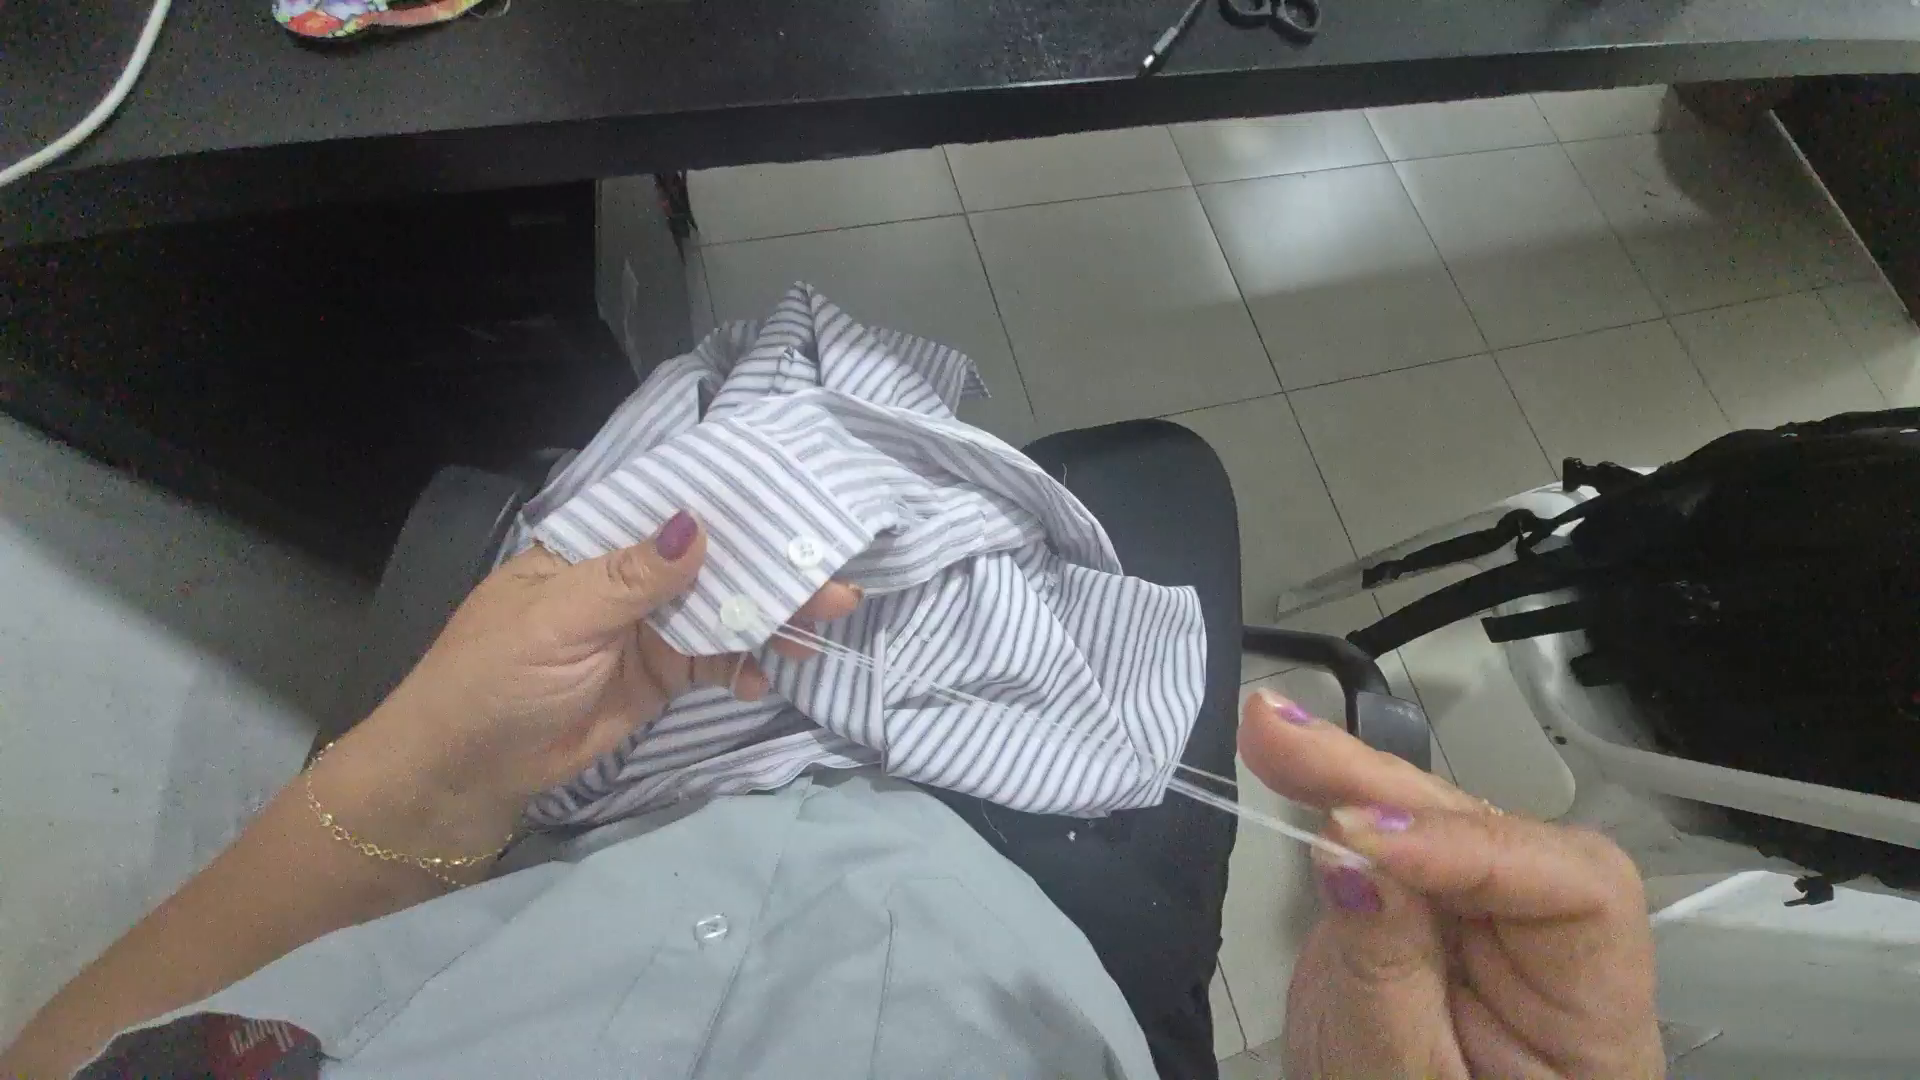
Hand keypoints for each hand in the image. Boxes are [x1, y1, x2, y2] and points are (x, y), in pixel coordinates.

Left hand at [320, 510, 859, 862]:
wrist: (464, 777)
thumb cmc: (493, 680)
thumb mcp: (559, 621)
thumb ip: (632, 578)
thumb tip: (696, 526)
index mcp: (597, 548)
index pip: (672, 516)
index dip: (733, 512)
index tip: (794, 510)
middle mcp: (633, 581)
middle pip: (715, 568)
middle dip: (773, 574)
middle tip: (834, 586)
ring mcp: (652, 629)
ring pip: (726, 613)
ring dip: (772, 621)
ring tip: (822, 627)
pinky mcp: (664, 674)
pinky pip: (717, 662)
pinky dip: (743, 668)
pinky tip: (761, 681)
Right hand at [1237, 689, 1662, 1079]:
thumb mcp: (1389, 1077)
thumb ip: (1383, 972)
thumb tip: (1346, 851)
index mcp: (1588, 1015)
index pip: (1573, 888)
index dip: (1467, 845)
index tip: (1351, 832)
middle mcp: (1541, 943)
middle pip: (1483, 828)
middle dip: (1378, 782)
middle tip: (1280, 733)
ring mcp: (1468, 913)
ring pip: (1421, 815)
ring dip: (1340, 767)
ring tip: (1267, 726)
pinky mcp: (1405, 899)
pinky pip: (1372, 832)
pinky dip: (1320, 790)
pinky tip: (1279, 753)